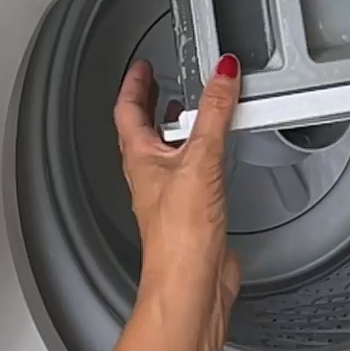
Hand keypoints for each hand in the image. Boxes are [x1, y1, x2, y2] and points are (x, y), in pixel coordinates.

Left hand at [113, 55, 243, 304]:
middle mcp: (151, 175)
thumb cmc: (178, 237)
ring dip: (178, 126)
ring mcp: (171, 194)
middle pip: (145, 129)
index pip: (127, 110)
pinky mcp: (194, 210)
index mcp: (140, 159)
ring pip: (170, 150)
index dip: (134, 84)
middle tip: (164, 80)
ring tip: (194, 108)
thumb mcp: (200, 159)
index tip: (142, 66)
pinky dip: (203, 152)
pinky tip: (220, 153)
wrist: (192, 285)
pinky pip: (194, 170)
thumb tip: (222, 73)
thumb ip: (215, 112)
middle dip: (154, 102)